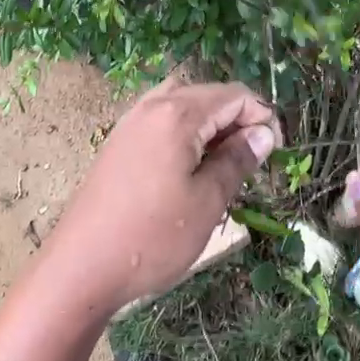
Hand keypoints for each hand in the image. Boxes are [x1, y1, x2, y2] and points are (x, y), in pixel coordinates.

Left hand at [38, 77, 281, 314]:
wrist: (82, 266)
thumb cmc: (152, 236)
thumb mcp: (207, 201)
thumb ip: (237, 160)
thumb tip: (263, 134)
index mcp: (176, 113)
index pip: (234, 95)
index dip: (262, 116)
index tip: (277, 152)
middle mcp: (152, 105)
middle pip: (209, 95)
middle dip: (238, 120)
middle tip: (253, 163)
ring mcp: (131, 121)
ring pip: (184, 105)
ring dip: (212, 126)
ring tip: (225, 165)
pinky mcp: (119, 141)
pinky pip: (163, 120)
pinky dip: (186, 134)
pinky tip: (191, 168)